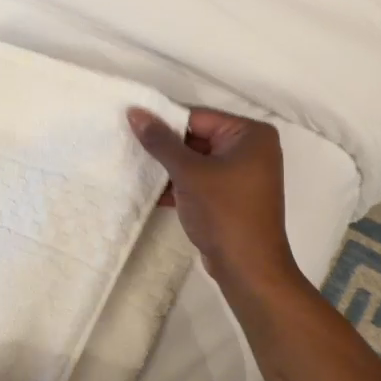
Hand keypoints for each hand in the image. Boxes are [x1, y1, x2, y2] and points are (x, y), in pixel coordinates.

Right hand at [126, 106, 297, 288]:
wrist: (248, 268)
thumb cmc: (224, 212)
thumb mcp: (188, 173)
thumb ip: (160, 141)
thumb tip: (135, 112)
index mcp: (250, 134)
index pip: (197, 117)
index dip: (164, 121)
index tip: (131, 125)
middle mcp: (251, 149)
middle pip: (197, 137)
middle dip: (165, 146)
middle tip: (128, 145)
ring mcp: (243, 174)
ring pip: (196, 160)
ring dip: (168, 167)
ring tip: (134, 166)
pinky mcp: (232, 195)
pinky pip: (200, 179)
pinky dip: (179, 184)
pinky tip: (150, 190)